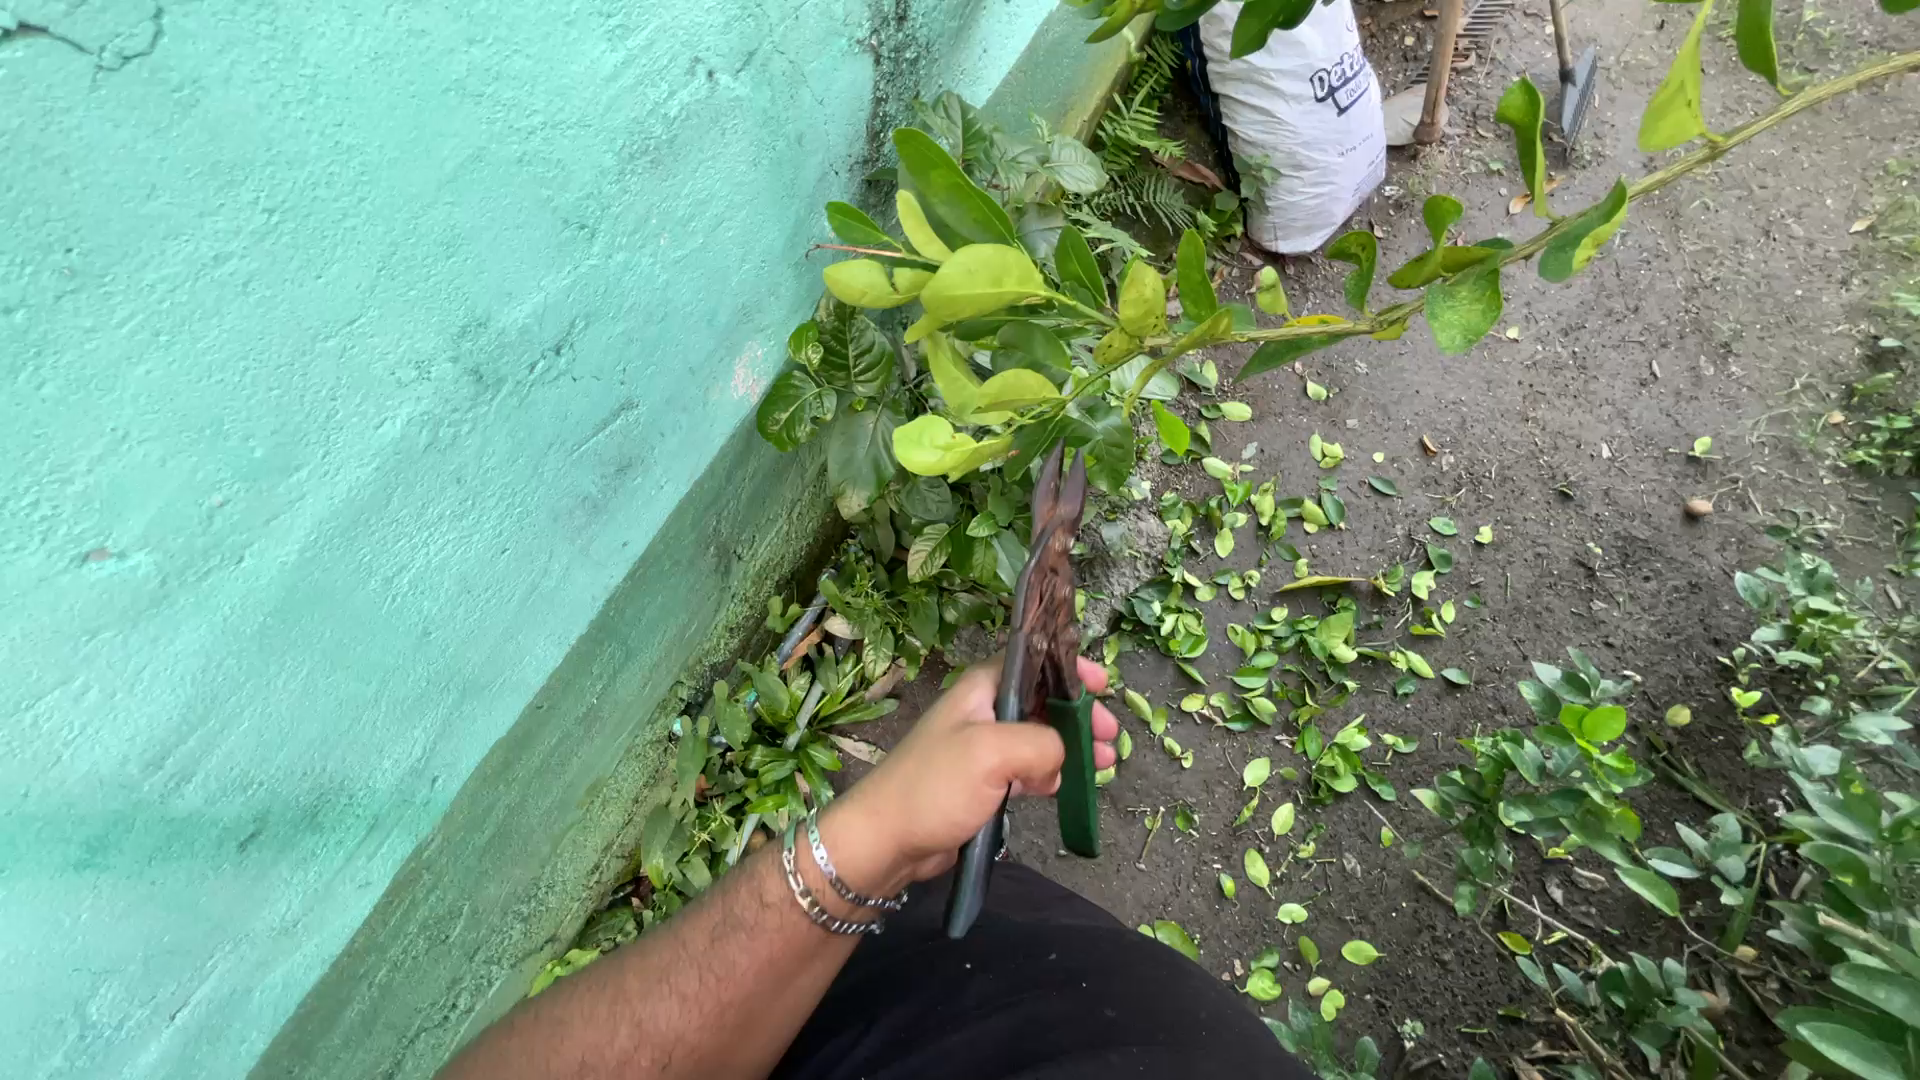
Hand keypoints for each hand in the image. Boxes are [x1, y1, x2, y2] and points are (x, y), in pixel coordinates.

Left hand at [816, 655, 1118, 894]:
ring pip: (1039, 737)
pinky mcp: (984, 781)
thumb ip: (1039, 743)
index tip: (1103, 684)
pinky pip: (1027, 768)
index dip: (1069, 668)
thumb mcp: (992, 752)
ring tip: (1104, 764)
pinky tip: (1061, 789)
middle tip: (1110, 736)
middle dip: (1078, 715)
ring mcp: (984, 747)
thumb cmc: (936, 785)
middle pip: (1042, 700)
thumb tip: (1062, 753)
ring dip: (1071, 747)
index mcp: (982, 687)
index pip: (1033, 661)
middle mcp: (984, 709)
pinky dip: (1049, 774)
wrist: (889, 840)